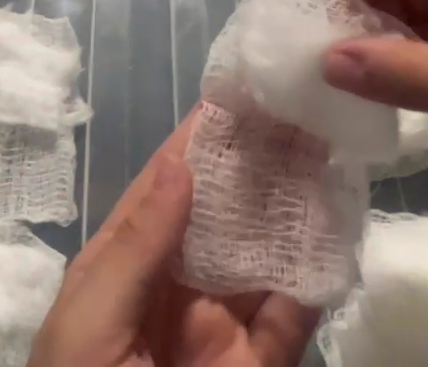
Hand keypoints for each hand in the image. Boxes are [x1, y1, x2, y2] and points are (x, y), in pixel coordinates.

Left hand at [29, 114, 317, 366]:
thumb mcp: (88, 320)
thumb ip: (137, 244)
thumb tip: (182, 163)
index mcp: (127, 262)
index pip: (169, 185)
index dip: (203, 137)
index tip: (241, 89)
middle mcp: (178, 280)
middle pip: (225, 209)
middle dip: (259, 159)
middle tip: (299, 103)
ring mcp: (222, 323)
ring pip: (265, 248)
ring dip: (294, 199)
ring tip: (326, 140)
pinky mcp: (261, 365)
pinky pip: (295, 311)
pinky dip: (318, 268)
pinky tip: (339, 218)